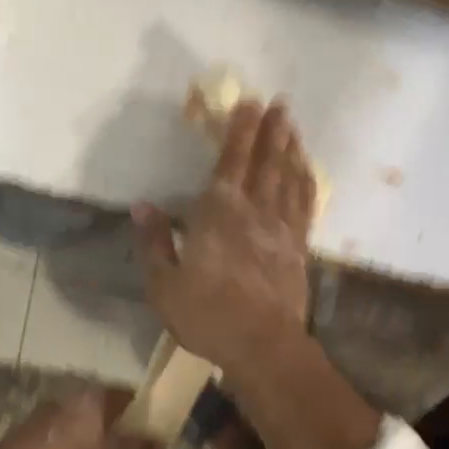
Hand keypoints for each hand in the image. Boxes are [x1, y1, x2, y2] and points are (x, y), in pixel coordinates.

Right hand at [133, 98, 318, 376]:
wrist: (261, 345)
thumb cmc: (205, 315)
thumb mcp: (163, 285)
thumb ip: (154, 243)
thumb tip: (142, 206)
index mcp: (218, 213)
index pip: (231, 161)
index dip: (239, 131)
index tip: (248, 103)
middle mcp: (254, 210)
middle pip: (266, 162)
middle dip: (271, 131)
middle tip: (278, 103)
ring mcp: (281, 228)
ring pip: (289, 178)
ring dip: (291, 149)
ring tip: (292, 127)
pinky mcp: (298, 248)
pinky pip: (304, 205)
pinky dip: (306, 182)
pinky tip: (306, 172)